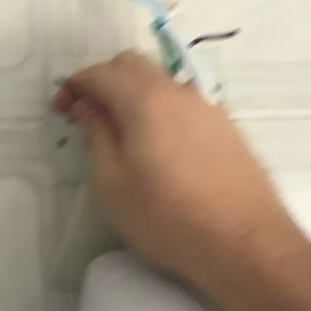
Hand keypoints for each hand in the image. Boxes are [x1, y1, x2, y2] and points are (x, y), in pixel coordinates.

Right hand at [52, 51, 302, 283]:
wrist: (248, 246)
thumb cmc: (168, 218)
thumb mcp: (113, 183)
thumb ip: (97, 135)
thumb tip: (89, 107)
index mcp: (143, 100)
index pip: (99, 73)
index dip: (74, 86)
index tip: (62, 112)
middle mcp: (177, 91)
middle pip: (131, 64)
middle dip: (103, 81)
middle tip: (87, 115)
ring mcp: (207, 106)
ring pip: (160, 80)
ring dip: (133, 93)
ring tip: (122, 132)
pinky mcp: (227, 127)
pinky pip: (183, 101)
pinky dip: (160, 108)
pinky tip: (159, 145)